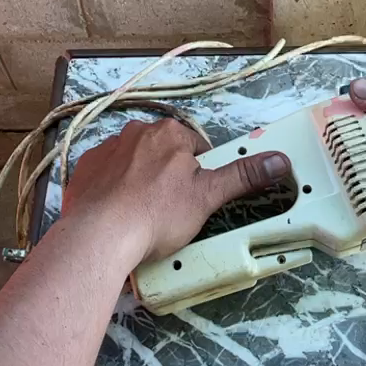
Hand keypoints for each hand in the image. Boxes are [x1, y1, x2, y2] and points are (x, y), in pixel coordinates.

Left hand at [61, 119, 289, 264]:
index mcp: (170, 133)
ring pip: (133, 162)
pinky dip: (111, 189)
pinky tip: (115, 213)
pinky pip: (105, 174)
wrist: (100, 234)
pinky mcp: (84, 166)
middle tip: (169, 212)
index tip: (193, 201)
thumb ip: (242, 176)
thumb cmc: (158, 214)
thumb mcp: (207, 196)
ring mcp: (107, 147)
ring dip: (139, 181)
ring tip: (140, 215)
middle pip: (164, 153)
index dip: (199, 177)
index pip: (196, 150)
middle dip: (168, 177)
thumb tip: (280, 159)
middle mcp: (137, 130)